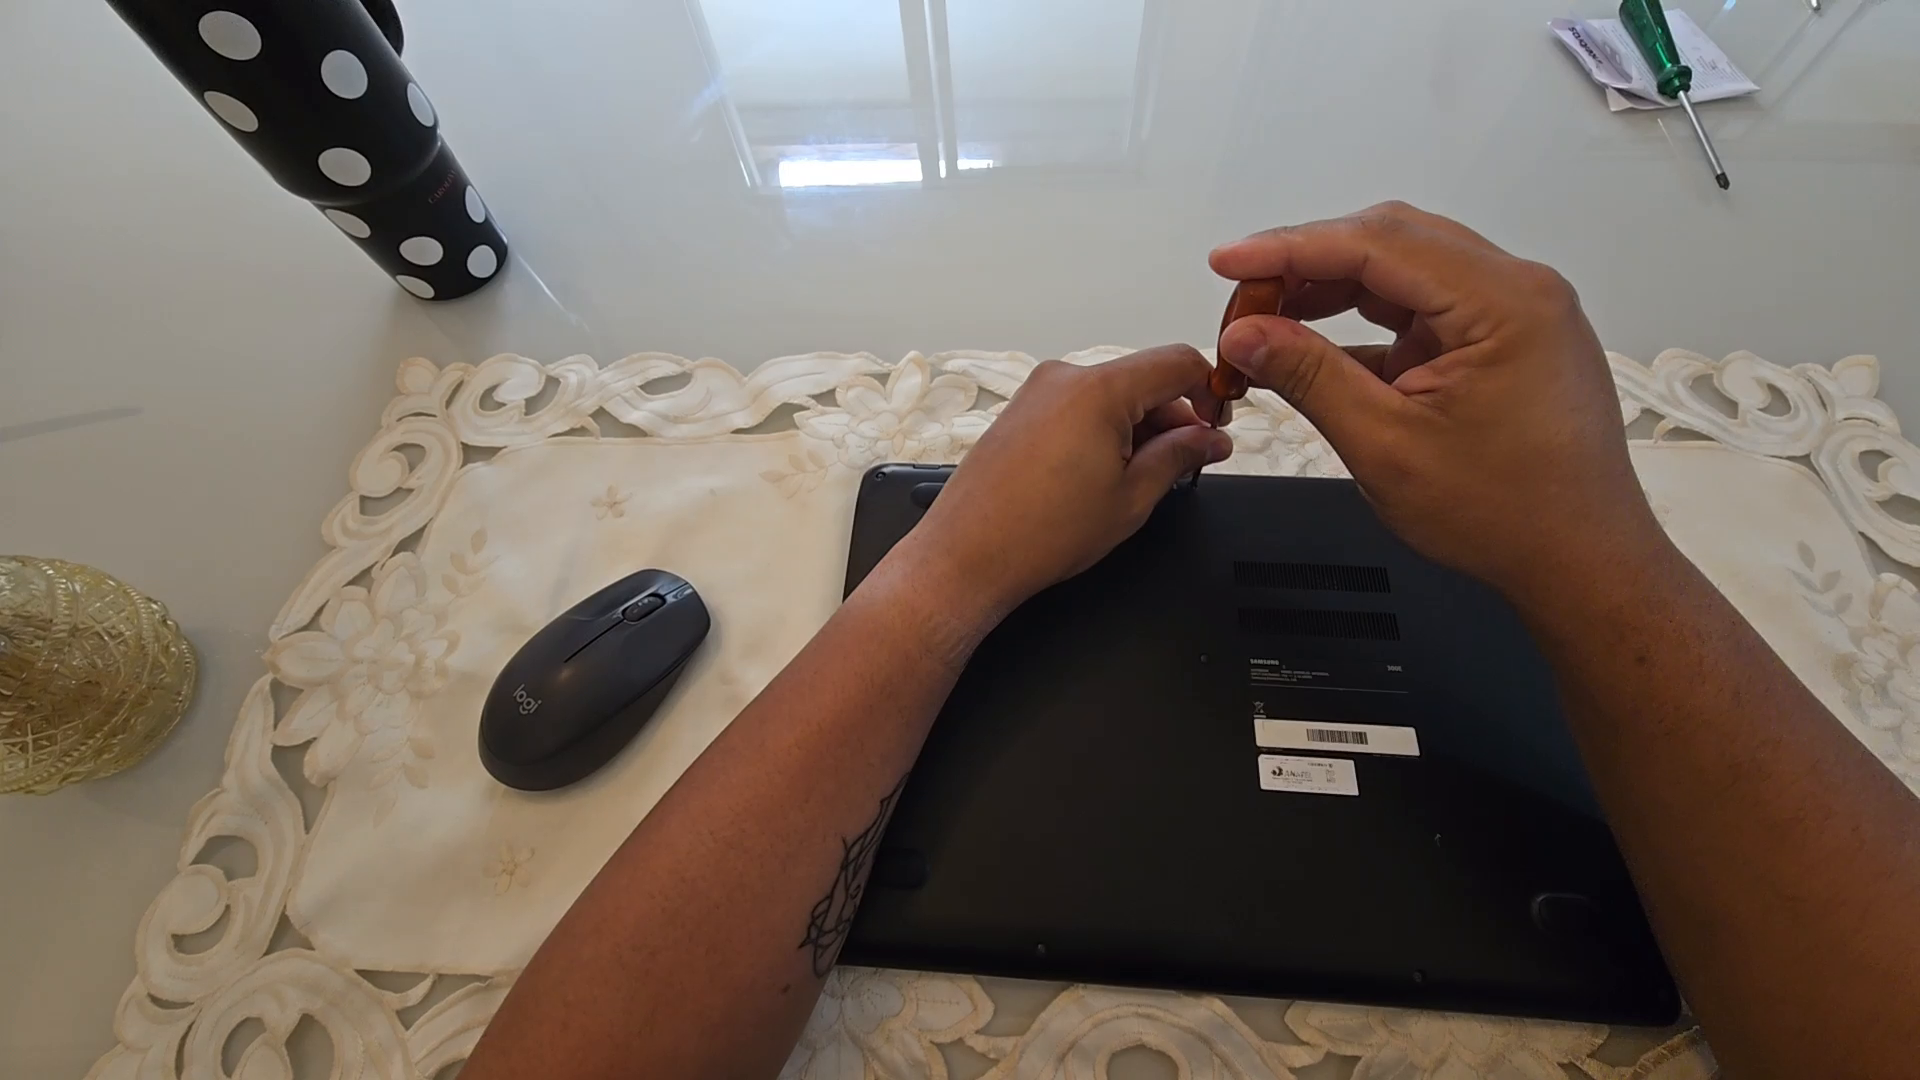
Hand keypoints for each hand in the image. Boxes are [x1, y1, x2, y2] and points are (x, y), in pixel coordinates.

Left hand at [886, 347, 1232, 623]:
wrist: (968, 554)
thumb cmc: (1040, 533)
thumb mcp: (1131, 498)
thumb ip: (1179, 456)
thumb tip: (1210, 438)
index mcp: (1099, 389)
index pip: (1177, 362)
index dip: (1209, 392)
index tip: (1217, 426)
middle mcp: (1063, 379)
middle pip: (1142, 378)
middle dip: (1172, 417)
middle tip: (1186, 463)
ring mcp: (1036, 393)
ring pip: (1109, 395)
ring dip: (1136, 426)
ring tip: (1138, 479)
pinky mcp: (1019, 412)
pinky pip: (1076, 407)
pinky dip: (1102, 430)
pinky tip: (1102, 474)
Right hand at [1210, 202, 1662, 601]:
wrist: (1573, 558)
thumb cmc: (1502, 512)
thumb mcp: (1383, 444)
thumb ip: (1309, 377)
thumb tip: (1245, 334)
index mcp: (1502, 303)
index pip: (1377, 244)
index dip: (1289, 247)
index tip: (1227, 261)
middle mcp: (1512, 292)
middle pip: (1387, 244)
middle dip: (1303, 264)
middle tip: (1240, 297)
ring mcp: (1502, 315)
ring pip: (1395, 275)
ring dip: (1324, 292)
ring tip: (1264, 322)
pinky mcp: (1487, 342)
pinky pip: (1408, 313)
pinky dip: (1352, 326)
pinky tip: (1307, 349)